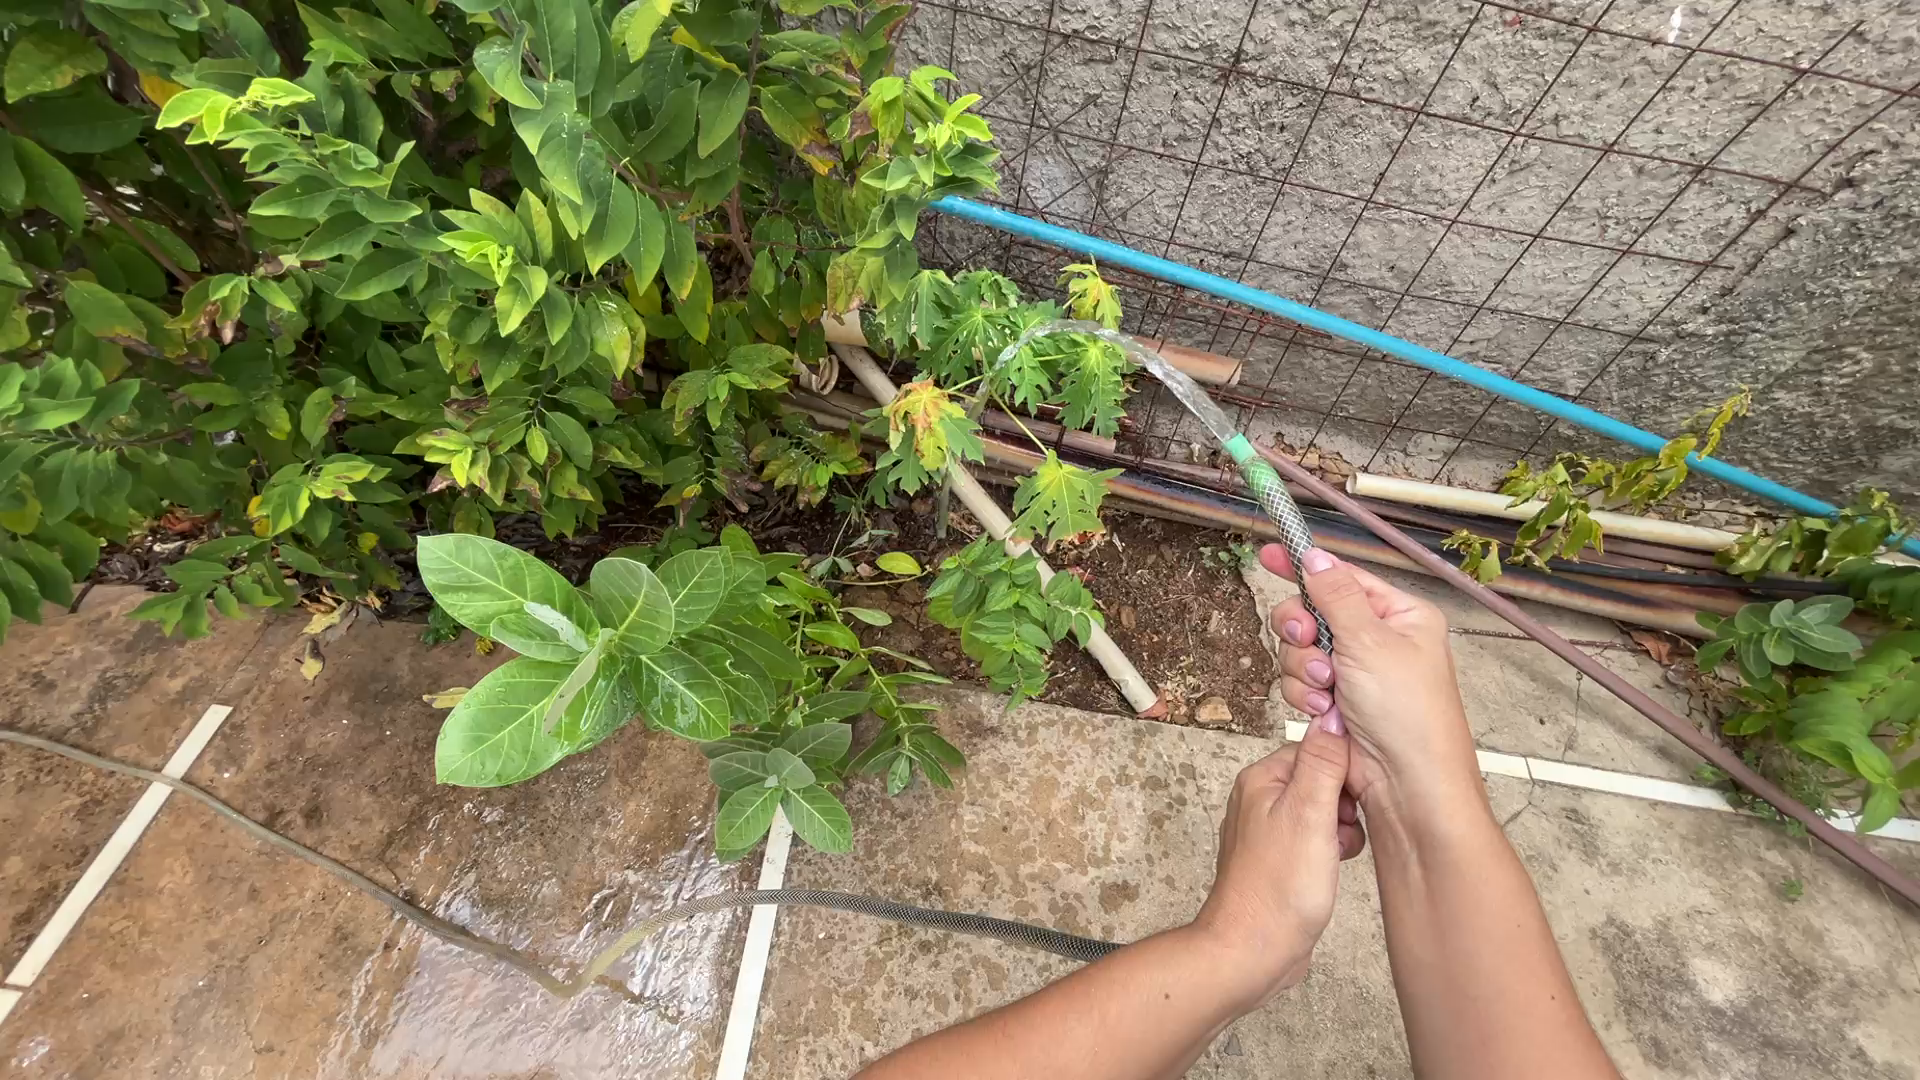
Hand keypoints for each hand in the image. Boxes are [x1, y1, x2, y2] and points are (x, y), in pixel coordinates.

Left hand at [1190, 716, 1362, 1008]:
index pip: (1315, 751)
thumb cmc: (1278, 886)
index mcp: (1262, 778)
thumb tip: (1331, 717)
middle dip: (1344, 806)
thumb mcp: (1309, 815)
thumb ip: (1322, 764)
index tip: (1353, 802)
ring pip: (1323, 811)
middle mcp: (1260, 797)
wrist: (1254, 946)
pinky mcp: (1278, 855)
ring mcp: (1267, 827)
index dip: (1344, 775)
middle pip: (1321, 780)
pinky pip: (1316, 837)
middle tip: (1341, 833)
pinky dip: (1331, 850)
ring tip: (1334, 855)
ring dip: (1341, 830)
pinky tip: (1331, 869)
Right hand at [1259, 545, 1479, 812]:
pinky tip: (1323, 710)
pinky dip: (1302, 693)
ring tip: (1327, 690)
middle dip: (1301, 633)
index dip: (1303, 567)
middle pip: (1309, 612)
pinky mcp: (1332, 697)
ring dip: (1303, 669)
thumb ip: (1335, 596)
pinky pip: (1295, 679)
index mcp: (1399, 616)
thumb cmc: (1408, 715)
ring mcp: (1351, 669)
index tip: (1267, 556)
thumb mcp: (1370, 642)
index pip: (1342, 578)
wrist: (1404, 783)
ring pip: (1297, 648)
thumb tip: (1314, 557)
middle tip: (1307, 642)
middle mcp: (1374, 639)